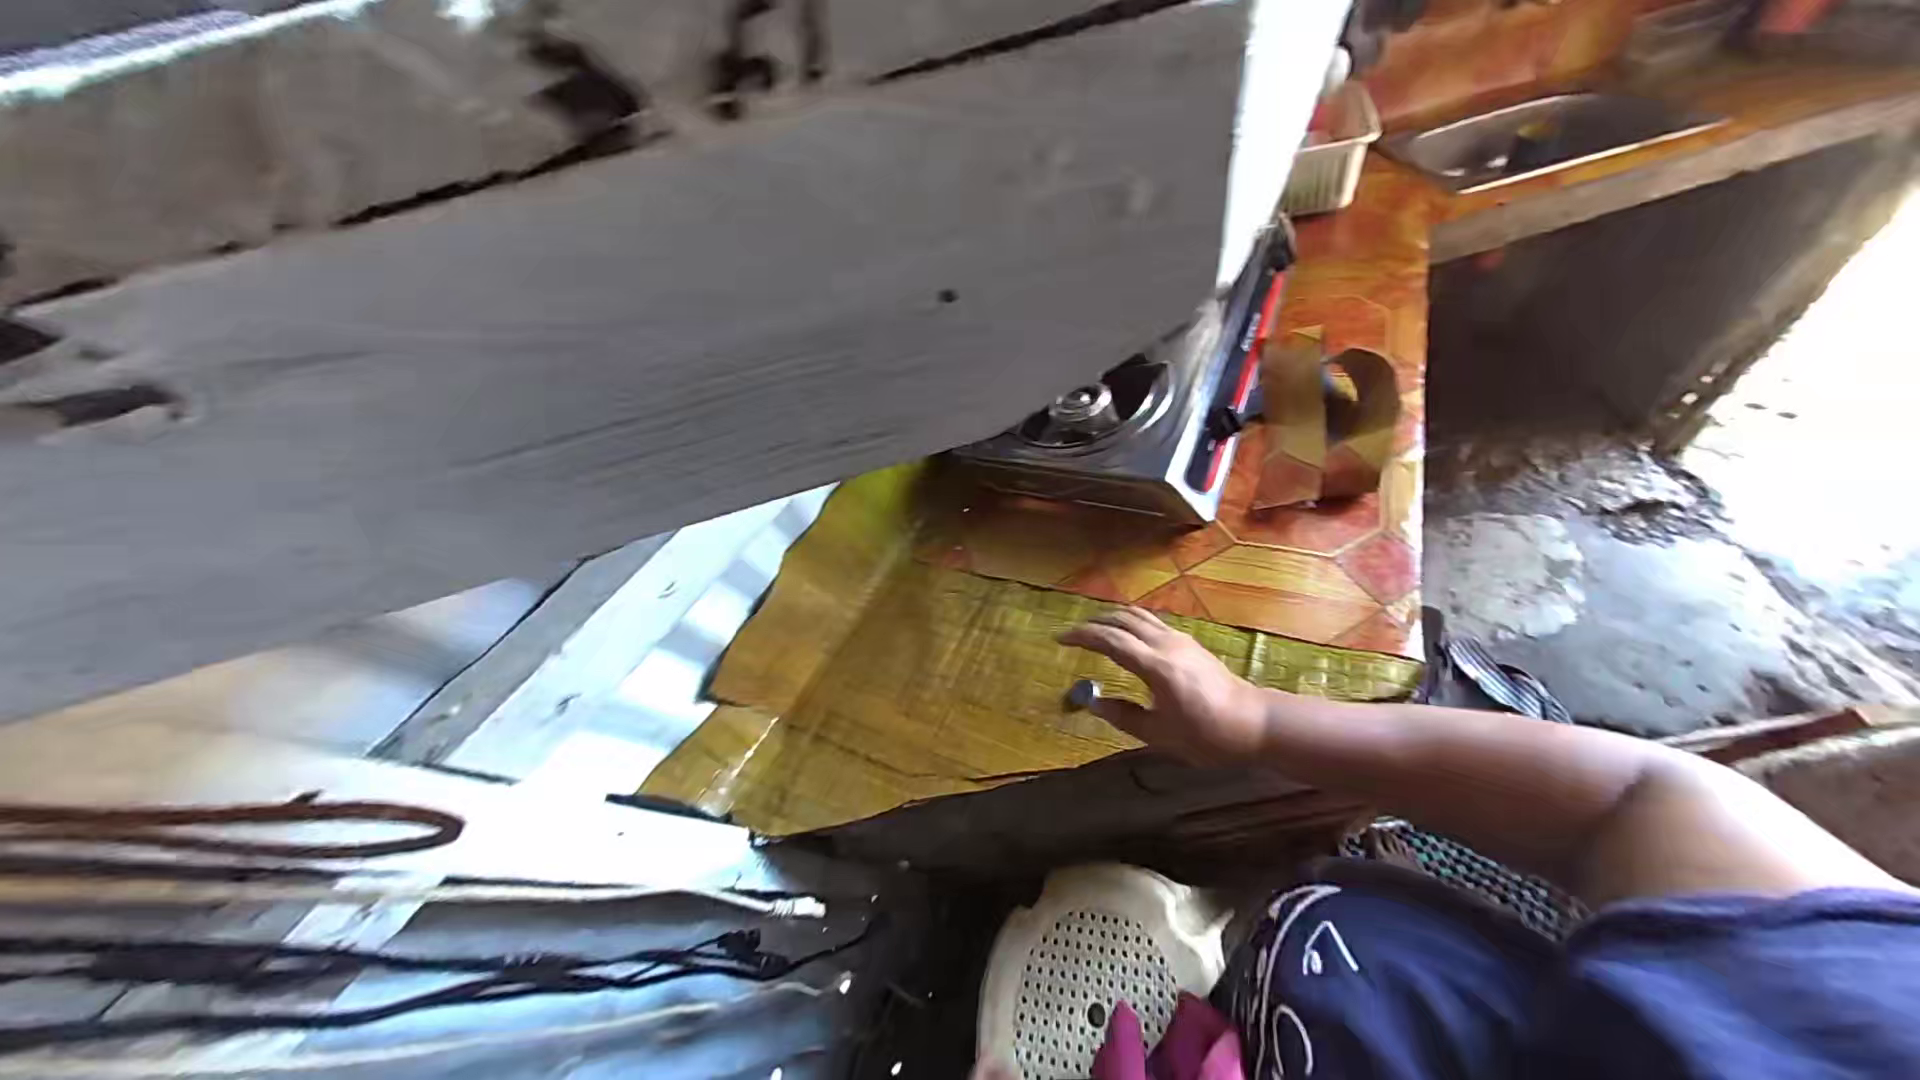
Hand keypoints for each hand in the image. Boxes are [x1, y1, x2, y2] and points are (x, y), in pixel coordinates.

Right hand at [1059, 606, 1272, 765]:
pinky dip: (1129, 622)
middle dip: (1092, 623)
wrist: (1256, 724)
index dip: (1082, 636)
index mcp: (1155, 667)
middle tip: (1073, 635)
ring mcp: (1180, 640)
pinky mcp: (1189, 642)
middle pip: (1122, 619)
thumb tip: (1094, 702)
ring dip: (1111, 617)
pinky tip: (1125, 636)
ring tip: (1094, 629)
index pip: (1110, 640)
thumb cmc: (1208, 736)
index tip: (1060, 639)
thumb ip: (1123, 716)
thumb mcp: (1160, 734)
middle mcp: (1166, 645)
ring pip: (1138, 615)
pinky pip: (1151, 621)